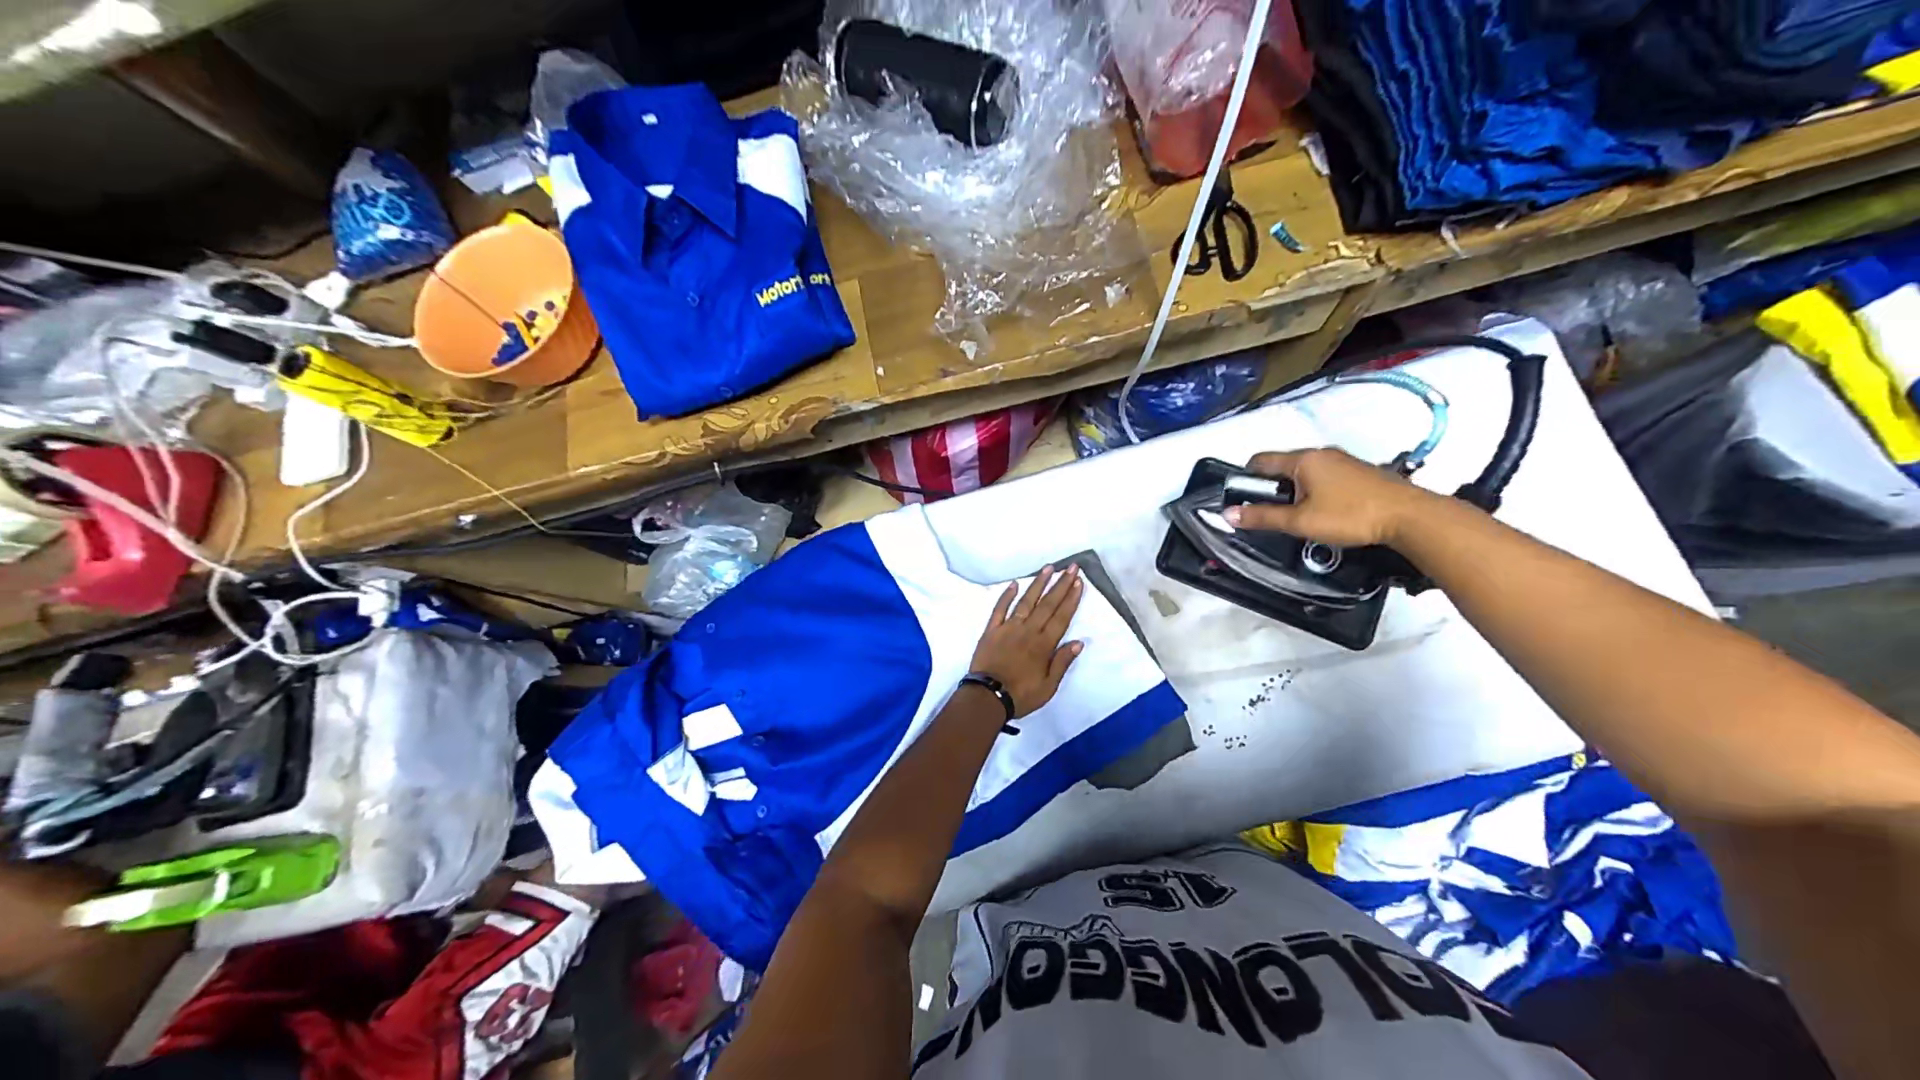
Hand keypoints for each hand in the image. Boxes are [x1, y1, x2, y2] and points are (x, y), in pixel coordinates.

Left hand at [970, 565, 1084, 717]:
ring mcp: (1008, 628)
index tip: (1078, 582)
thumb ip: (1062, 662)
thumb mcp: (1048, 686)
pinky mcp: (991, 630)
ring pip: (1026, 601)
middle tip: (1071, 567)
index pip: (1061, 617)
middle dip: (1061, 584)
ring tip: (1049, 568)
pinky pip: (1000, 608)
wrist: (987, 697)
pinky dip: (1007, 595)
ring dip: (1038, 584)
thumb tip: (1078, 642)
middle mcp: (1028, 631)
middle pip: (1047, 604)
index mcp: (1044, 644)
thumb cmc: (1021, 695)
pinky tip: (1015, 583)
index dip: (1071, 599)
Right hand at [1224, 448, 1436, 548]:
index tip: (1241, 499)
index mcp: (1303, 459)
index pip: (1261, 460)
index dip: (1245, 478)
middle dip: (1272, 488)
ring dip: (1294, 491)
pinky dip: (1315, 491)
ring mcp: (1343, 461)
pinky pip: (1325, 477)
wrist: (1410, 516)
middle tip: (1269, 514)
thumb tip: (1227, 514)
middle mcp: (1321, 453)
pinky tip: (1323, 513)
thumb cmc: (1349, 516)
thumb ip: (1263, 517)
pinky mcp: (1359, 473)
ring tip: (1297, 517)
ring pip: (1305, 473)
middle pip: (1283, 466)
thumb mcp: (1300, 522)